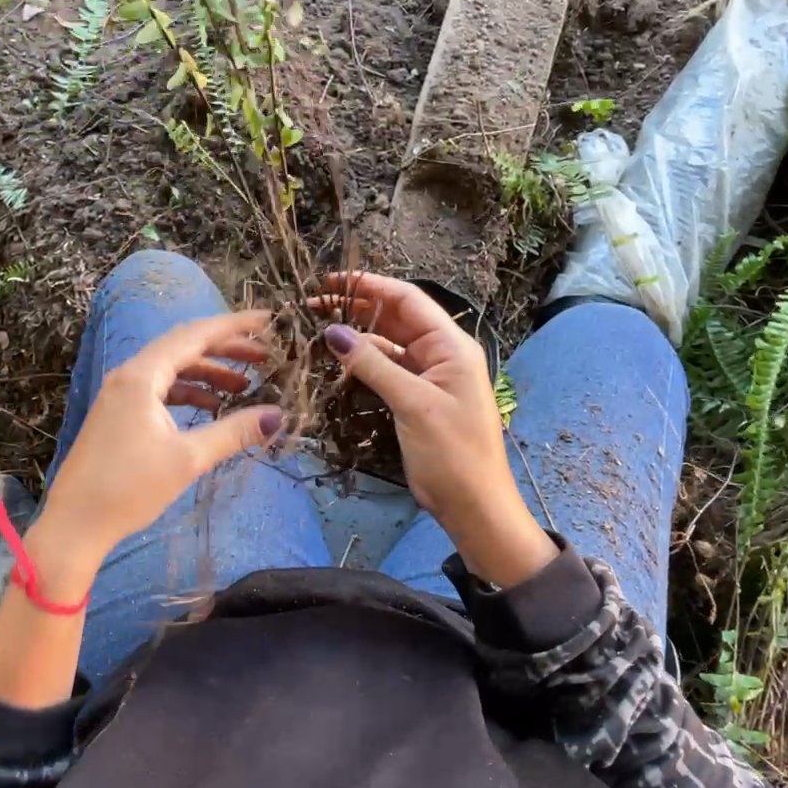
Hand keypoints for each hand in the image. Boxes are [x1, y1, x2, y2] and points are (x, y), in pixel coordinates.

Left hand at [28, 309, 284, 587]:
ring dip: (208, 373)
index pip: (195, 335)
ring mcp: (121, 394)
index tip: (268, 321)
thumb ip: (233, 432)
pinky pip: (160, 389)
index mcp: (142, 375)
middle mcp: (129, 375)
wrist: (75, 524)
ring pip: (172, 370)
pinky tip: (211, 408)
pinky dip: (188, 392)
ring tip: (244, 387)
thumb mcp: (187, 459)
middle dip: (225, 349)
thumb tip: (278, 416)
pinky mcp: (119, 413)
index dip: (234, 326)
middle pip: (184, 347)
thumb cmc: (129, 488)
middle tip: (264, 355)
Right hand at [312, 274, 555, 587]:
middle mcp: (441, 354)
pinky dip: (362, 362)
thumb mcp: (413, 404)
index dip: (370, 286)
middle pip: (395, 319)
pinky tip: (336, 361)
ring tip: (317, 329)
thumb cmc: (453, 453)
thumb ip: (373, 365)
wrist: (474, 506)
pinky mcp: (416, 398)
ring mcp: (429, 376)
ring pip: (388, 344)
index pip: (408, 301)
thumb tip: (332, 332)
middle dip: (357, 308)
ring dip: (356, 335)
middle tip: (312, 305)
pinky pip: (387, 369)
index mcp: (451, 346)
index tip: (332, 281)